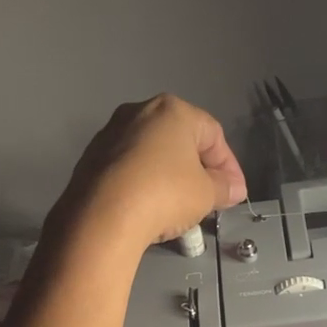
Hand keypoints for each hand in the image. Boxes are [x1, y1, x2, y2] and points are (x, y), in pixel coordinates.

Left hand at [58, 94, 247, 247]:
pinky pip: (129, 168)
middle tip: (210, 199)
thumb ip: (225, 188)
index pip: (213, 134)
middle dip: (199, 170)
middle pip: (181, 141)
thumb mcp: (206, 194)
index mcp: (173, 110)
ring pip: (153, 154)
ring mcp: (111, 133)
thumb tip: (235, 188)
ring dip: (171, 177)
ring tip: (179, 208)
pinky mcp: (91, 158)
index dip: (230, 166)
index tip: (235, 193)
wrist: (103, 215)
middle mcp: (139, 111)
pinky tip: (149, 209)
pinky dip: (145, 184)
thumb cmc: (165, 194)